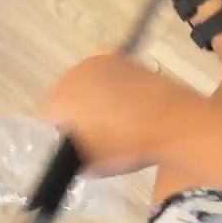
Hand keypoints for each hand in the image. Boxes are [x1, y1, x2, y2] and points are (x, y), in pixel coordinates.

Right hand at [40, 53, 203, 174]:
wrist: (173, 122)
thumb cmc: (128, 145)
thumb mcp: (92, 164)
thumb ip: (72, 157)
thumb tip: (71, 154)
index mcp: (60, 98)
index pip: (48, 116)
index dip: (62, 134)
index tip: (78, 146)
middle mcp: (73, 73)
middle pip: (64, 94)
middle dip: (75, 111)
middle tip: (96, 133)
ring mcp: (99, 61)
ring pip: (84, 81)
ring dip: (91, 96)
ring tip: (114, 117)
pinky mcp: (123, 58)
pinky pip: (105, 67)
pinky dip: (107, 78)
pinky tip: (120, 94)